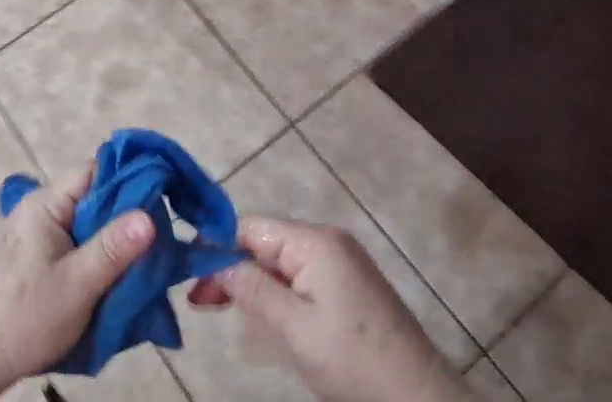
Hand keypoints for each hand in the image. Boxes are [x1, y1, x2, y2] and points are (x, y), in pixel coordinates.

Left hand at [0, 165, 155, 395]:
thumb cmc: (26, 316)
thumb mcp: (77, 284)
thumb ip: (113, 249)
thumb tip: (150, 215)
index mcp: (44, 204)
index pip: (92, 172)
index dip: (127, 180)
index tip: (163, 199)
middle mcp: (40, 210)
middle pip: (93, 197)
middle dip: (126, 216)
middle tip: (161, 239)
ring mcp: (38, 234)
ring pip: (88, 224)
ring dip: (115, 241)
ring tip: (147, 260)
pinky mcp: (39, 258)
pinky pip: (77, 244)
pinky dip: (99, 256)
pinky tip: (120, 276)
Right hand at [187, 216, 469, 401]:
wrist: (422, 400)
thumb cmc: (354, 360)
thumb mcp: (294, 327)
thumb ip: (251, 288)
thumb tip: (212, 262)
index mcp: (315, 241)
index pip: (249, 227)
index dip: (216, 247)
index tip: (189, 276)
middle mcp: (327, 240)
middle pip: (262, 241)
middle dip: (229, 266)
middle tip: (199, 301)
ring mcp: (340, 261)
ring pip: (278, 259)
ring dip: (248, 279)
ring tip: (217, 305)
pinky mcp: (347, 284)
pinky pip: (298, 274)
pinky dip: (273, 288)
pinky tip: (256, 307)